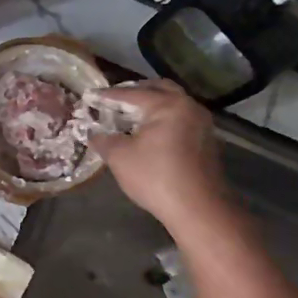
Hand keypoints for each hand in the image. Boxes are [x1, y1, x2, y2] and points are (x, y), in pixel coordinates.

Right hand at [89, 80, 231, 230]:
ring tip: (131, 114)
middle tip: (116, 99)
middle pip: (159, 89)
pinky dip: (163, 118)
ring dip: (152, 104)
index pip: (132, 94)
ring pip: (173, 103)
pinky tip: (150, 132)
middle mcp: (189, 106)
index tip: (91, 96)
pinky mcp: (206, 140)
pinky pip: (180, 118)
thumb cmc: (155, 177)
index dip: (108, 95)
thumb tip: (93, 133)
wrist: (198, 207)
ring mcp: (201, 123)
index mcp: (168, 105)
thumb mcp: (119, 157)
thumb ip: (103, 140)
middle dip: (136, 91)